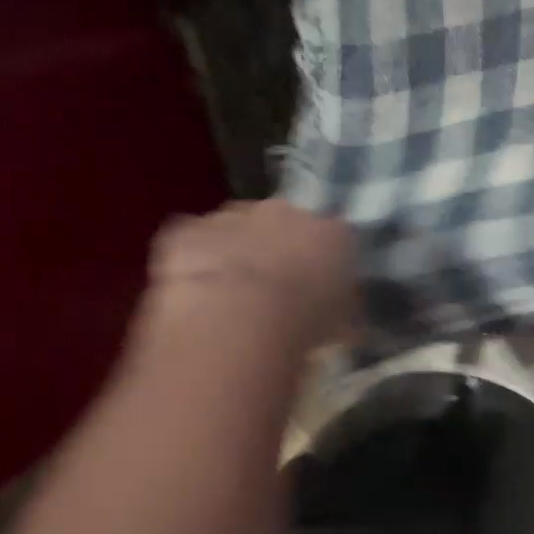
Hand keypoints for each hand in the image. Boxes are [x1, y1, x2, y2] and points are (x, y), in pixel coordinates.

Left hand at [148, 199, 358, 347]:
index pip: (340, 238)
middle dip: (286, 247)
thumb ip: (345, 303)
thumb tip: (345, 308)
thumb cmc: (306, 321)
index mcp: (333, 233)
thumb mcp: (345, 321)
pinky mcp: (187, 227)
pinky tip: (208, 289)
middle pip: (287, 223)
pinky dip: (204, 257)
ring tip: (244, 291)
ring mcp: (232, 214)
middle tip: (285, 284)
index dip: (333, 259)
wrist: (237, 316)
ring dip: (244, 250)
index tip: (329, 282)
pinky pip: (200, 239)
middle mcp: (286, 212)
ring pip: (241, 227)